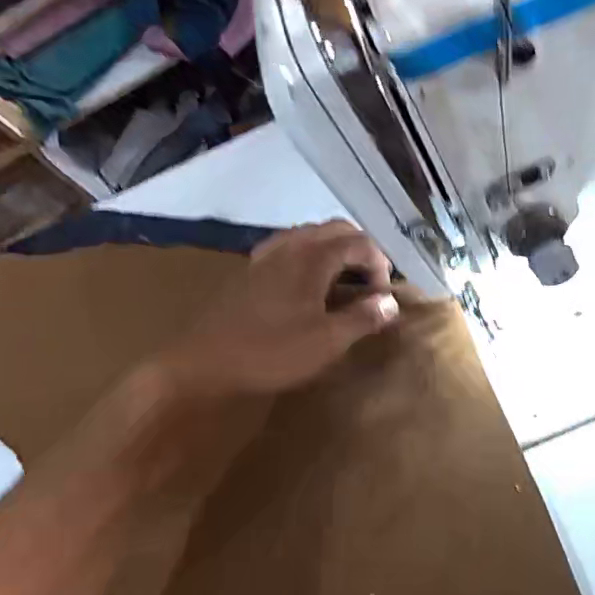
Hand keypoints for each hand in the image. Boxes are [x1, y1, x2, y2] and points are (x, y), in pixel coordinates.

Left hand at [155, 221, 400, 399]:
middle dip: (361, 249)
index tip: (384, 295)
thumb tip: (392, 303)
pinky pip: (290, 247)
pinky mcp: (250, 270)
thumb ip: (363, 318)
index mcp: (312, 258)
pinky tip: (309, 284)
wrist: (202, 364)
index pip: (359, 243)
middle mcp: (290, 246)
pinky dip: (310, 256)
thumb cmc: (271, 352)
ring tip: (345, 280)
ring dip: (335, 250)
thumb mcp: (328, 341)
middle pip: (335, 229)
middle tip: (371, 281)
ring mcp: (266, 256)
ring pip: (310, 235)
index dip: (380, 264)